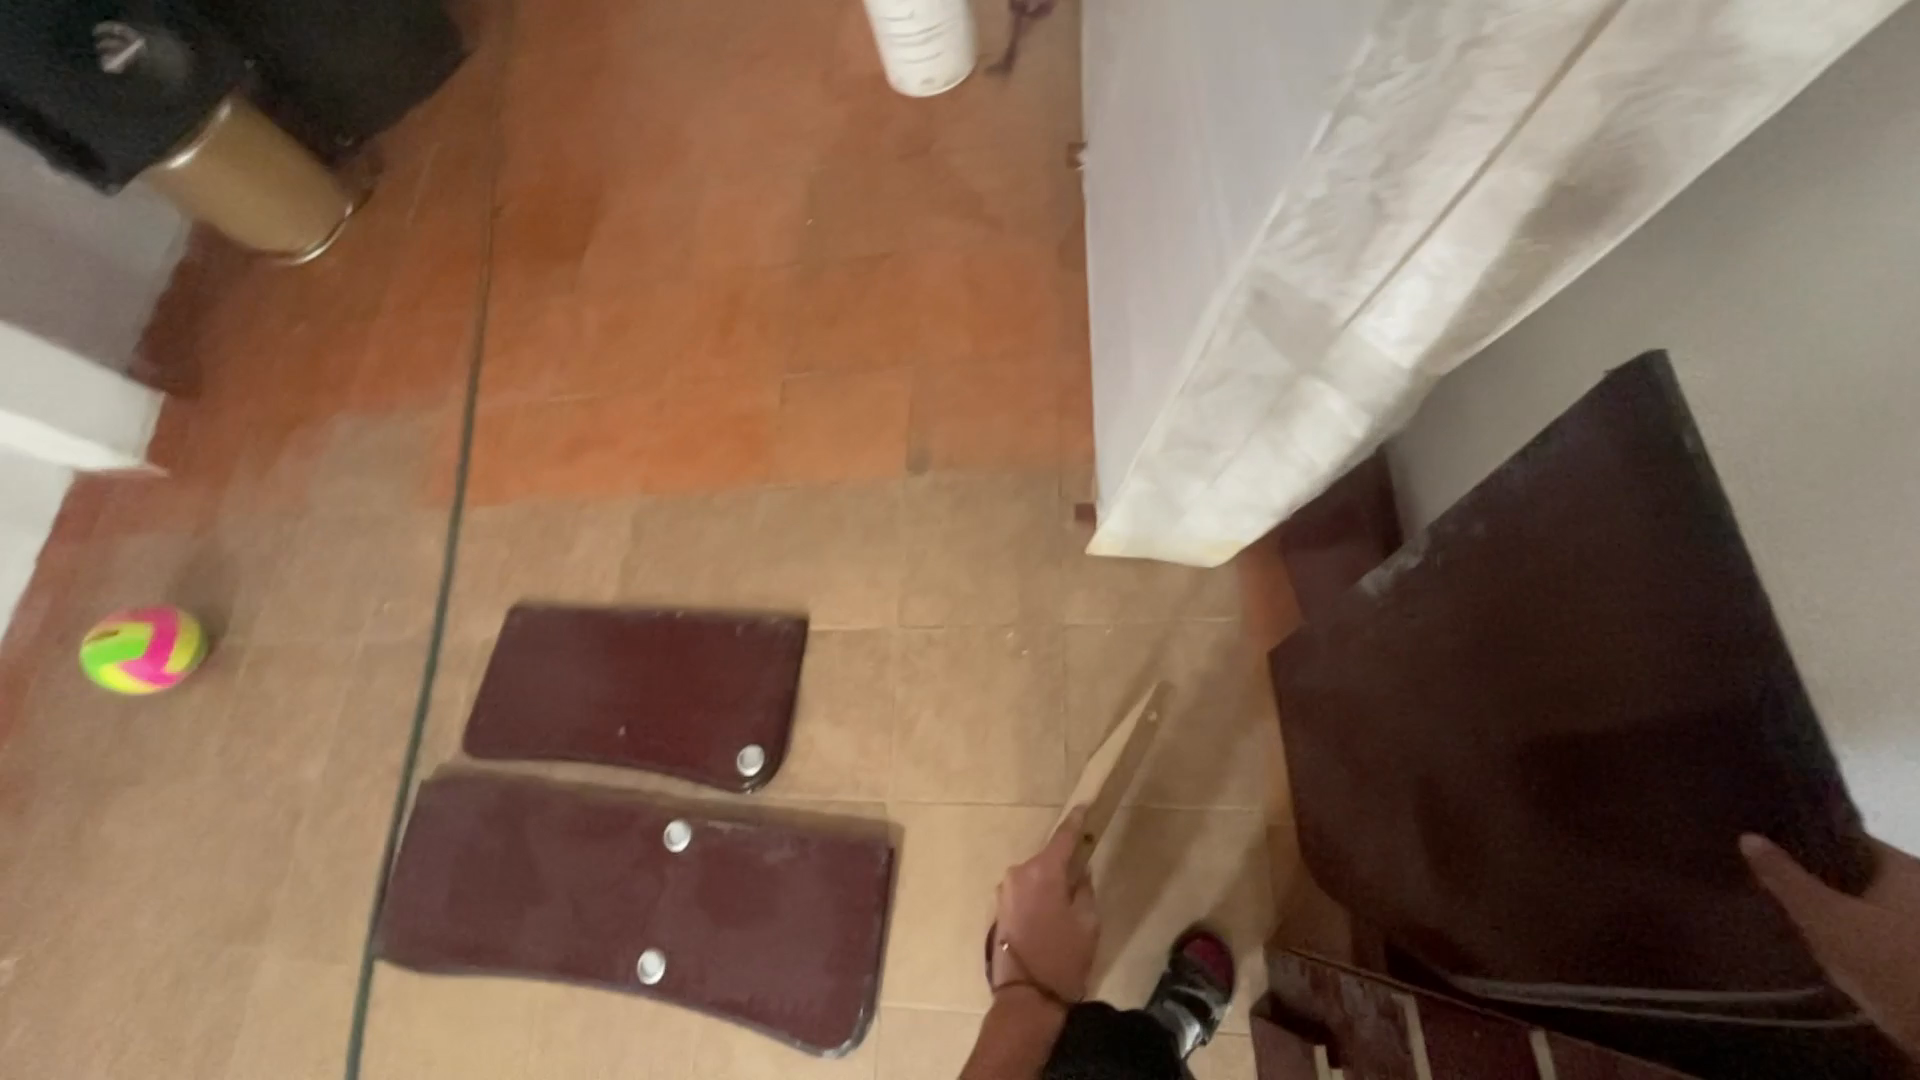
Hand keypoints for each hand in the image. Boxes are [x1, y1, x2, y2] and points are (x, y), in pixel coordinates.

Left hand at [992, 807, 1098, 1002]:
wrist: (1025, 996)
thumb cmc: (1064, 957)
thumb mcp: (1088, 922)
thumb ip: (1084, 888)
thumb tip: (1079, 871)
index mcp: (1042, 871)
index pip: (1063, 837)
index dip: (1076, 821)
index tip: (1084, 806)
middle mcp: (1019, 873)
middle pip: (1047, 858)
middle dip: (1064, 863)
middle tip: (1082, 876)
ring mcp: (1005, 890)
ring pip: (1035, 876)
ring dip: (1049, 882)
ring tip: (1065, 907)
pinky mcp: (999, 907)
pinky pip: (1024, 891)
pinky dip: (1037, 895)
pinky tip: (1048, 916)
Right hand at [1741, 833, 1919, 1058]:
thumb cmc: (1891, 964)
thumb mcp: (1824, 918)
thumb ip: (1784, 876)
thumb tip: (1748, 837)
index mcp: (1908, 870)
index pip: (1845, 839)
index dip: (1803, 839)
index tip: (1765, 843)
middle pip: (1857, 871)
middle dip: (1815, 874)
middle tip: (1767, 874)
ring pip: (1867, 901)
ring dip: (1833, 904)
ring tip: (1785, 904)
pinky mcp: (1916, 952)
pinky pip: (1879, 928)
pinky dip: (1852, 928)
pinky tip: (1821, 936)